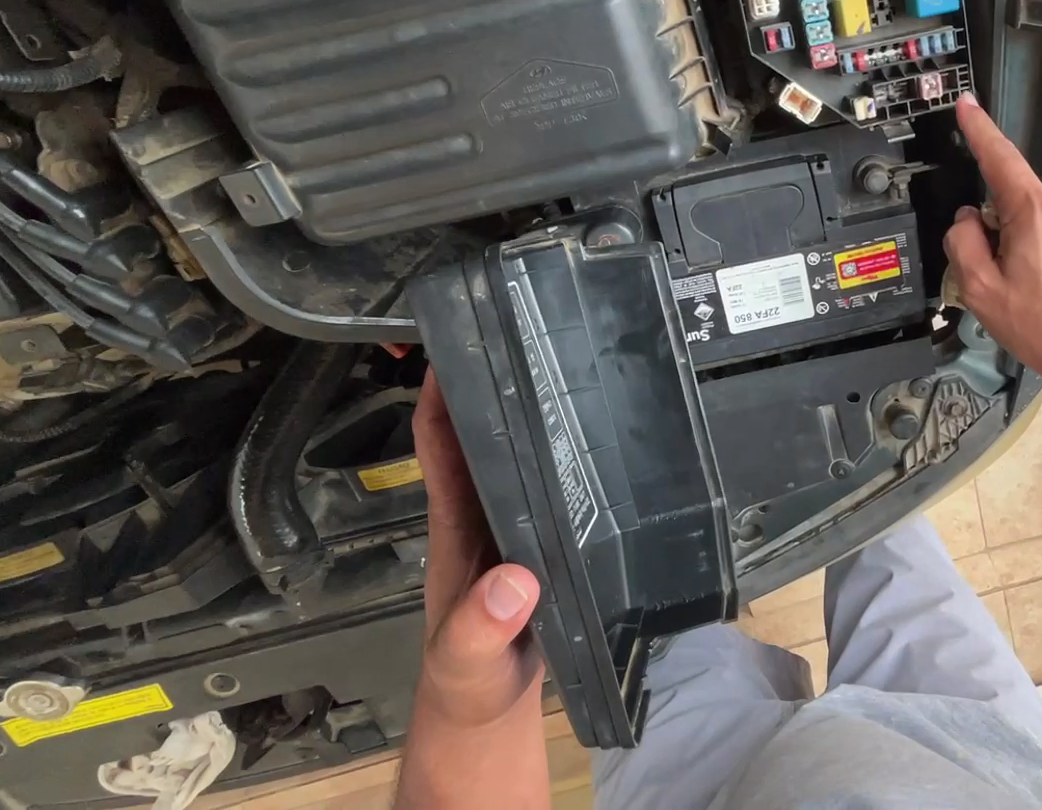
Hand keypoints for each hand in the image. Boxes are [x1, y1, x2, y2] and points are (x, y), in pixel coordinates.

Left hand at [396, 373, 548, 807]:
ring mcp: (515, 523)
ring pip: (520, 452)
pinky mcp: (544, 538)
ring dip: (536, 412)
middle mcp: (485, 511)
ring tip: (576, 368)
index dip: (441, 392)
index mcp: (458, 524)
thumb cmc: (472, 684)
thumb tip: (515, 579)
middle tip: (536, 334)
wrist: (490, 707)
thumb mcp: (470, 662)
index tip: (458, 342)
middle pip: (485, 433)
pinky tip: (601, 439)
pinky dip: (566, 453)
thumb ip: (481, 627)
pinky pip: (551, 481)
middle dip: (498, 382)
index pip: (441, 444)